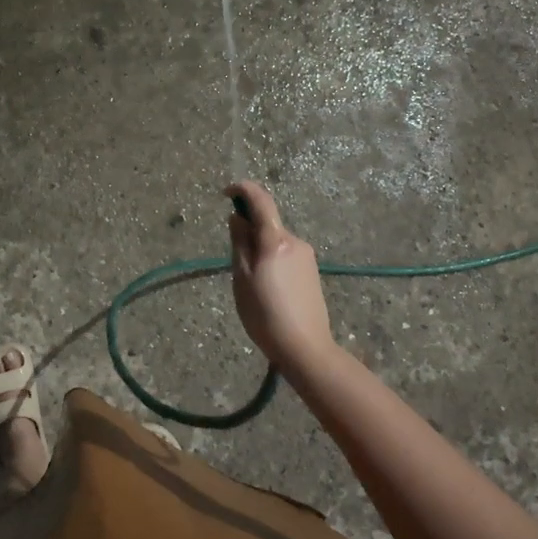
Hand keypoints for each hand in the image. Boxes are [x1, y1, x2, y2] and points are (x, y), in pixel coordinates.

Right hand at [226, 181, 337, 374]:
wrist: (305, 348)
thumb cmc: (265, 314)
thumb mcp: (242, 278)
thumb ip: (239, 244)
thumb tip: (238, 218)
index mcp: (276, 241)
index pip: (261, 202)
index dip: (243, 190)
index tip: (226, 193)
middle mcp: (296, 242)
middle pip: (267, 225)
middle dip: (248, 233)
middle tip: (234, 265)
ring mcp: (307, 258)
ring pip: (275, 242)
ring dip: (259, 251)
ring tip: (251, 285)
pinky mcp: (311, 273)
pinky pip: (284, 256)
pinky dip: (271, 262)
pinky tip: (268, 291)